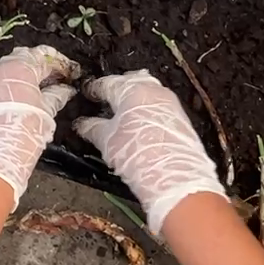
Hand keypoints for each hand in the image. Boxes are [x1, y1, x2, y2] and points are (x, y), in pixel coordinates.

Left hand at [0, 45, 79, 203]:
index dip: (58, 64)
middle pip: (21, 60)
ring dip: (17, 80)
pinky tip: (9, 106)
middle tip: (50, 80)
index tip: (66, 72)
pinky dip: (1, 93)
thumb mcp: (46, 113)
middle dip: (36, 68)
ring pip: (2, 74)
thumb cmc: (20, 134)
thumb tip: (63, 91)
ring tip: (30, 94)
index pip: (43, 57)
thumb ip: (56, 96)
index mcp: (20, 68)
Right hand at [75, 70, 226, 234]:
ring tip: (120, 115)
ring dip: (132, 101)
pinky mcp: (181, 118)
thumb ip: (92, 128)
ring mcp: (170, 103)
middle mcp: (153, 90)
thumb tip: (82, 124)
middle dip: (116, 91)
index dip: (94, 89)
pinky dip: (145, 111)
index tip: (86, 94)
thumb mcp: (107, 141)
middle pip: (129, 84)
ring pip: (146, 94)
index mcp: (132, 89)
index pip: (107, 83)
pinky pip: (158, 107)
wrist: (176, 180)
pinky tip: (138, 125)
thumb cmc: (137, 155)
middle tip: (103, 102)